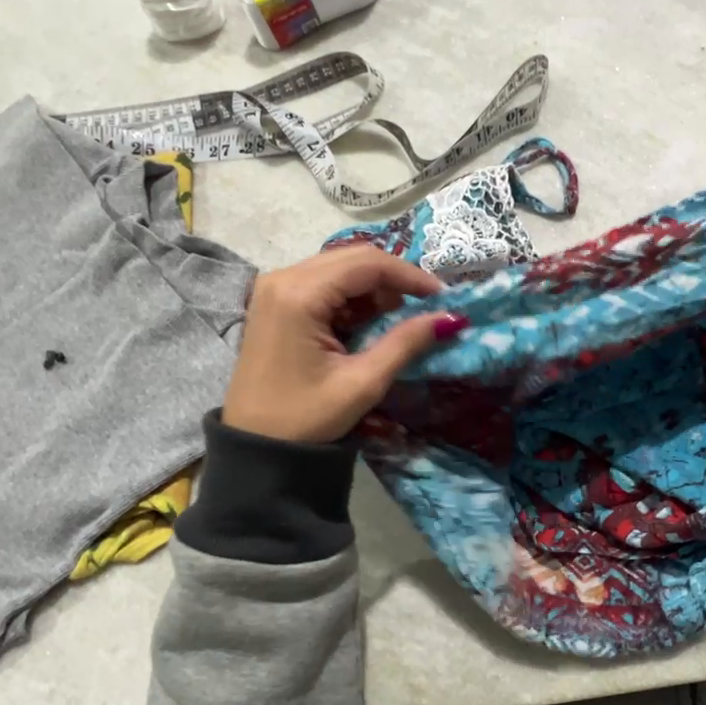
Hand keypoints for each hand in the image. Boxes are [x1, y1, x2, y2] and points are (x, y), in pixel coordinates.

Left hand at [223, 247, 467, 443]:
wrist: (254, 446)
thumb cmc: (305, 418)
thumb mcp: (362, 383)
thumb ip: (405, 343)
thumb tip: (450, 319)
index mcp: (299, 293)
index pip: (367, 262)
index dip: (410, 276)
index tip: (443, 298)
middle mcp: (283, 277)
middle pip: (352, 259)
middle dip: (394, 281)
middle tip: (426, 309)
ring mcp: (275, 288)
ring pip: (339, 270)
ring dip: (373, 291)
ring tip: (398, 323)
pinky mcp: (275, 302)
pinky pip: (323, 285)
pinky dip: (352, 300)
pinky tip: (367, 326)